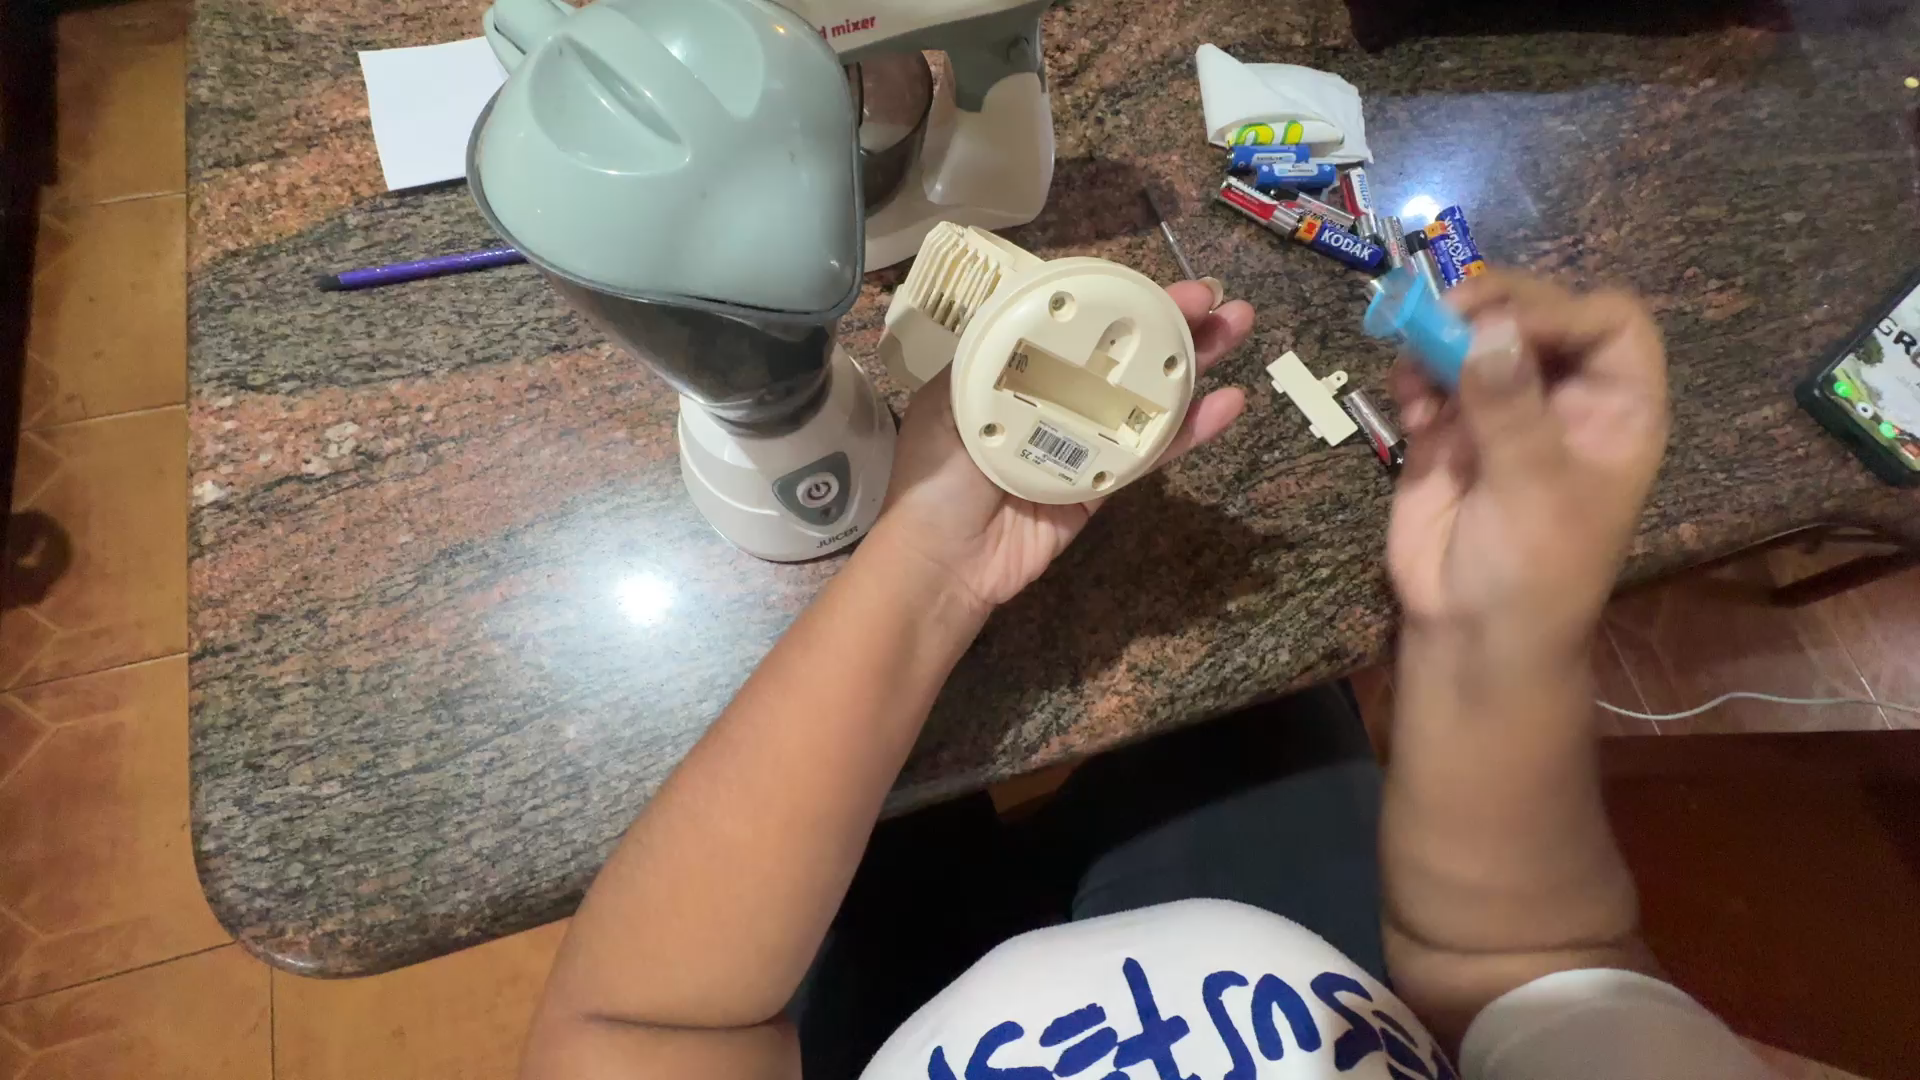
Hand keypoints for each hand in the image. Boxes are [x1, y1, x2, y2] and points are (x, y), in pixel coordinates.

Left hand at [875, 281, 1253, 612]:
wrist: (944, 561)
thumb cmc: (937, 477)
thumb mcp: (950, 399)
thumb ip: (995, 354)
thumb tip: (1039, 306)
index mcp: (1010, 375)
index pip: (1073, 327)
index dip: (1117, 304)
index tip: (1159, 284)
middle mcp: (1049, 403)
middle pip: (1118, 359)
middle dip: (1169, 326)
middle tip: (1219, 300)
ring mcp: (1078, 445)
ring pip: (1143, 399)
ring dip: (1192, 364)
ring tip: (1238, 326)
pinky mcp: (1101, 487)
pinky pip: (1147, 454)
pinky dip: (1188, 430)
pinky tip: (1228, 402)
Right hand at [1386, 269, 1668, 656]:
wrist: (1469, 627)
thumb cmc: (1533, 565)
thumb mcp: (1534, 486)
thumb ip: (1509, 407)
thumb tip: (1486, 328)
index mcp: (1613, 409)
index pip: (1605, 325)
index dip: (1555, 311)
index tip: (1494, 325)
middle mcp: (1556, 402)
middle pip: (1531, 323)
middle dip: (1487, 312)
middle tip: (1438, 313)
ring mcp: (1494, 418)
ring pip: (1470, 348)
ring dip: (1439, 345)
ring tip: (1413, 368)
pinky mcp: (1441, 439)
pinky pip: (1427, 388)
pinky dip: (1412, 383)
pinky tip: (1407, 408)